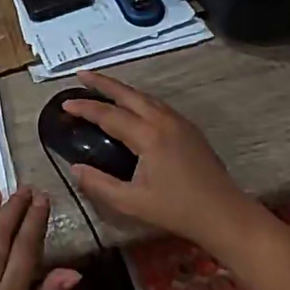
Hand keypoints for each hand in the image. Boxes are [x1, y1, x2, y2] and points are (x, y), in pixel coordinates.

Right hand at [61, 70, 261, 249]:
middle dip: (103, 82)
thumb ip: (99, 184)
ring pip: (145, 97)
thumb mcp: (131, 202)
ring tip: (102, 86)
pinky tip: (131, 106)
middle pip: (128, 93)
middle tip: (81, 74)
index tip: (64, 103)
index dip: (85, 107)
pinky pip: (157, 104)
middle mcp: (163, 121)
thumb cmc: (177, 210)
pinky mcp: (188, 129)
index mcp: (148, 136)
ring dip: (121, 89)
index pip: (108, 114)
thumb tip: (75, 168)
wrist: (225, 214)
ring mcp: (179, 122)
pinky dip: (137, 99)